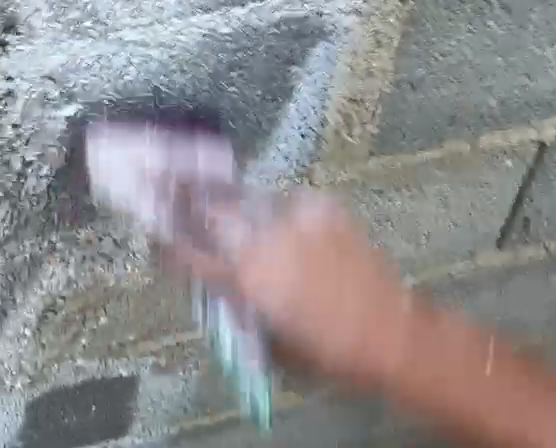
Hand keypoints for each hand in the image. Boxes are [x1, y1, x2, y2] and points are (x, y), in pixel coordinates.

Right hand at [183, 191, 419, 389]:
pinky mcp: (319, 206)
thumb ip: (238, 311)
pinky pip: (287, 202)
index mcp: (243, 278)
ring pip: (247, 201)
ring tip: (245, 221)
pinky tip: (293, 230)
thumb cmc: (331, 356)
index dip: (168, 245)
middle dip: (190, 204)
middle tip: (180, 199)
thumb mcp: (271, 345)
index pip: (187, 252)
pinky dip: (284, 214)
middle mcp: (261, 241)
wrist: (394, 336)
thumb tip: (218, 292)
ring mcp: (291, 218)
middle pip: (208, 209)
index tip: (160, 240)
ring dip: (239, 210)